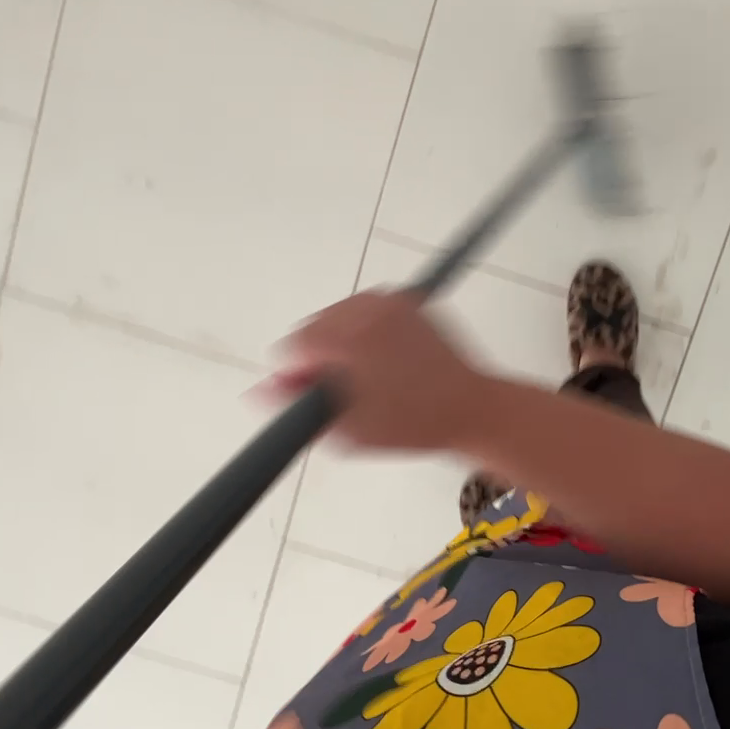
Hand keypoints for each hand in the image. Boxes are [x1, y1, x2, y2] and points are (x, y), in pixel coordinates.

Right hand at [268, 290, 492, 451]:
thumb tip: (258, 393)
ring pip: (341, 317)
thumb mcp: (348, 428)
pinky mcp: (412, 302)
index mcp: (350, 334)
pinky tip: (386, 363)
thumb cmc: (415, 421)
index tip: (317, 396)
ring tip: (370, 380)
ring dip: (343, 345)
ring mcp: (393, 301)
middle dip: (321, 358)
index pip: (294, 345)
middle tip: (346, 393)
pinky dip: (367, 333)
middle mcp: (369, 307)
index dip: (298, 376)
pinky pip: (370, 312)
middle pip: (316, 326)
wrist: (472, 409)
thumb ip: (296, 406)